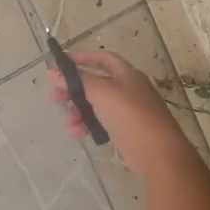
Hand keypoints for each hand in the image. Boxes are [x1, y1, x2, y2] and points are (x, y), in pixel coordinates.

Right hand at [47, 50, 191, 171]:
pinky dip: (87, 124)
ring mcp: (127, 110)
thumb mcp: (100, 92)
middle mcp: (128, 89)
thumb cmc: (129, 115)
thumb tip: (53, 73)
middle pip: (95, 83)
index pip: (103, 59)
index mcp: (127, 75)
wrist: (157, 152)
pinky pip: (100, 121)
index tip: (61, 63)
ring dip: (78, 110)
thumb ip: (76, 81)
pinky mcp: (124, 129)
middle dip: (74, 89)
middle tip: (56, 97)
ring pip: (95, 104)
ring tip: (68, 121)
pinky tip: (77, 132)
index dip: (83, 58)